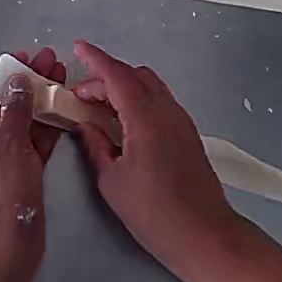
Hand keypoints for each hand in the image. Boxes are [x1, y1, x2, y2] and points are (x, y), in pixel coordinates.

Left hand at [0, 48, 65, 281]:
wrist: (5, 254)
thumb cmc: (1, 196)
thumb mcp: (9, 146)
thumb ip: (16, 110)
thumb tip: (18, 79)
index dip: (11, 73)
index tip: (31, 56)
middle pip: (12, 102)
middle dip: (32, 81)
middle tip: (54, 60)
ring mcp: (8, 157)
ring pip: (28, 119)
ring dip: (44, 98)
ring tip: (64, 75)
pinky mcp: (26, 171)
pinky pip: (38, 140)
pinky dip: (51, 123)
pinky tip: (66, 106)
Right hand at [67, 40, 253, 278]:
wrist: (205, 234)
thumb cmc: (153, 212)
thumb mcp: (112, 181)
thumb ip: (95, 146)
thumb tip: (84, 124)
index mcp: (145, 116)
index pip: (117, 75)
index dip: (95, 58)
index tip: (77, 47)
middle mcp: (166, 108)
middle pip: (134, 75)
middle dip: (105, 77)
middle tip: (80, 96)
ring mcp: (180, 118)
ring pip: (149, 85)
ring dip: (123, 86)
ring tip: (99, 108)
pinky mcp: (187, 131)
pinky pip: (159, 100)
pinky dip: (138, 99)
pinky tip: (123, 122)